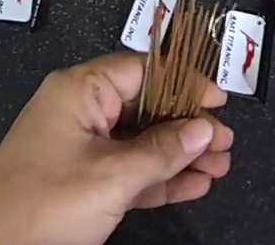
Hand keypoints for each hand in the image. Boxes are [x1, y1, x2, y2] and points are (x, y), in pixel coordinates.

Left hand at [0, 51, 234, 244]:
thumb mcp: (109, 178)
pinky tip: (194, 184)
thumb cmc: (46, 205)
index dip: (183, 83)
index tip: (221, 101)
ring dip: (180, 154)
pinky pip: (129, 169)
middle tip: (228, 143)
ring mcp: (82, 146)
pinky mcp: (83, 180)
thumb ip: (160, 152)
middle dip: (187, 125)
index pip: (142, 70)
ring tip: (221, 167)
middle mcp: (82, 108)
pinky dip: (160, 177)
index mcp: (80, 89)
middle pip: (145, 105)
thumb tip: (204, 129)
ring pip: (141, 141)